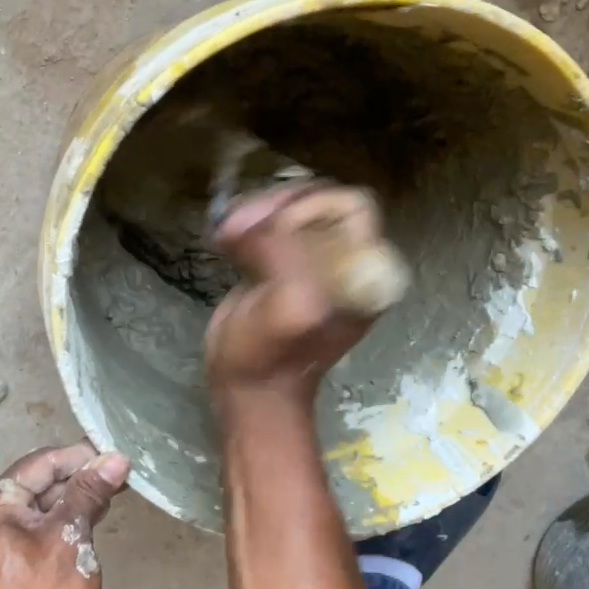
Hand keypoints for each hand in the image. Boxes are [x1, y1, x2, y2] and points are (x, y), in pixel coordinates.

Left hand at [0, 441, 130, 588]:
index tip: (116, 451)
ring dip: (74, 500)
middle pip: (37, 483)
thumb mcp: (70, 540)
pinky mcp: (1, 563)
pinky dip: (62, 523)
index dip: (81, 456)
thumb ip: (89, 493)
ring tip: (114, 490)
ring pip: (38, 508)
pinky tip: (91, 517)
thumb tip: (115, 458)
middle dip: (79, 478)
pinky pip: (34, 530)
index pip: (40, 464)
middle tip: (121, 471)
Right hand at [206, 182, 384, 401]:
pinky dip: (243, 224)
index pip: (351, 206)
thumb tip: (248, 222)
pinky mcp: (280, 263)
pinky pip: (267, 224)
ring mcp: (311, 260)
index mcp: (364, 269)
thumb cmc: (272, 355)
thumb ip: (284, 256)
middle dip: (276, 206)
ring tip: (226, 235)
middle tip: (239, 226)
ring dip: (254, 212)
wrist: (249, 389)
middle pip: (317, 199)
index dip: (311, 208)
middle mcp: (345, 259)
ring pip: (288, 207)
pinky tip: (224, 240)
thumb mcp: (289, 307)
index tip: (273, 230)